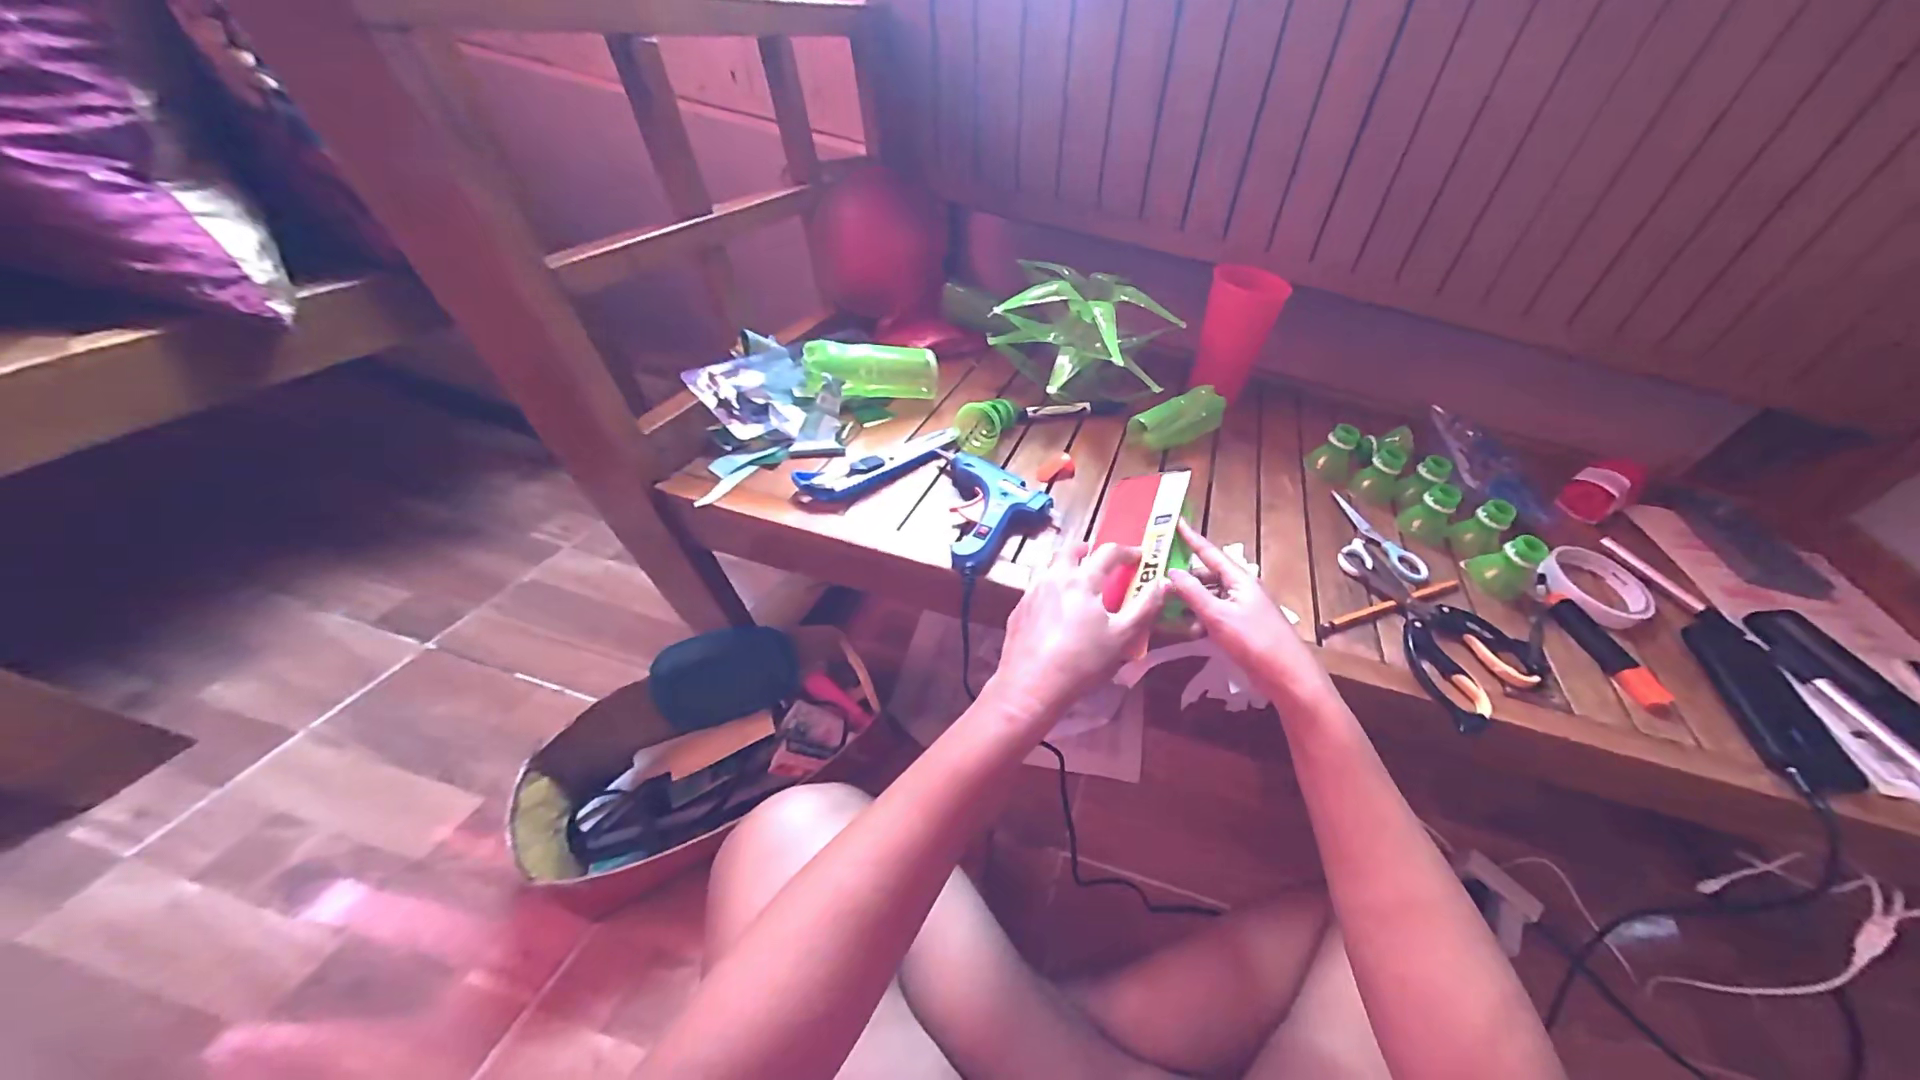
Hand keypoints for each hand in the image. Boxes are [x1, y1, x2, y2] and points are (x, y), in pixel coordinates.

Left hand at [987, 542, 1167, 721]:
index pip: (1108, 552)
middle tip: (1099, 559)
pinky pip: (1036, 586)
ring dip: (1065, 564)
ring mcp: (1032, 591)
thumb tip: (1161, 582)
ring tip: (1077, 579)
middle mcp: (1054, 577)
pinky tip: (1055, 606)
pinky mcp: (1018, 609)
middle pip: (1070, 550)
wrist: (1031, 684)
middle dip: (1088, 549)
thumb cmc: (1082, 661)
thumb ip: (1144, 607)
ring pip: (1049, 566)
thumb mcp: (1122, 637)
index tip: (1139, 556)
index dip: (1127, 551)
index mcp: (1082, 580)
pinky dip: (1050, 585)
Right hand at [1167, 520, 1339, 710]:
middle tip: (1158, 579)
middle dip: (1184, 577)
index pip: (1210, 553)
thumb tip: (1172, 572)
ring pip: (1208, 597)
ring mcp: (1241, 608)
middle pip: (1207, 576)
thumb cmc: (1253, 640)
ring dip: (1189, 602)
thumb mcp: (1217, 615)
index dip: (1191, 538)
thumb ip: (1193, 592)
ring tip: (1167, 608)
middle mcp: (1240, 589)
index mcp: (1239, 579)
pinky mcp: (1240, 627)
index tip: (1176, 522)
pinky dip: (1199, 619)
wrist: (1286, 675)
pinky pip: (1213, 614)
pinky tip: (1187, 630)